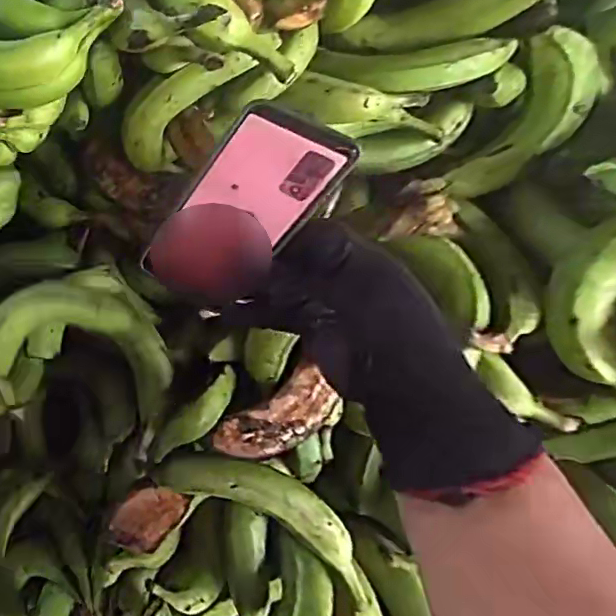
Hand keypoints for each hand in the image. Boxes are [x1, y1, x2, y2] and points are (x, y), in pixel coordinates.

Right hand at [226, 219, 540, 496]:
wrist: (403, 386)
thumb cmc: (387, 324)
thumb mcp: (355, 282)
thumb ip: (311, 262)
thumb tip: (265, 244)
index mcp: (355, 254)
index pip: (306, 231)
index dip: (273, 230)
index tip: (237, 229)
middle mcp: (337, 272)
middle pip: (287, 258)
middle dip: (253, 258)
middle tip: (215, 257)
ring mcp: (324, 300)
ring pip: (276, 285)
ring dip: (246, 286)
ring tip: (212, 285)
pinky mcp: (311, 326)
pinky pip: (275, 312)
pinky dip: (251, 312)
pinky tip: (224, 314)